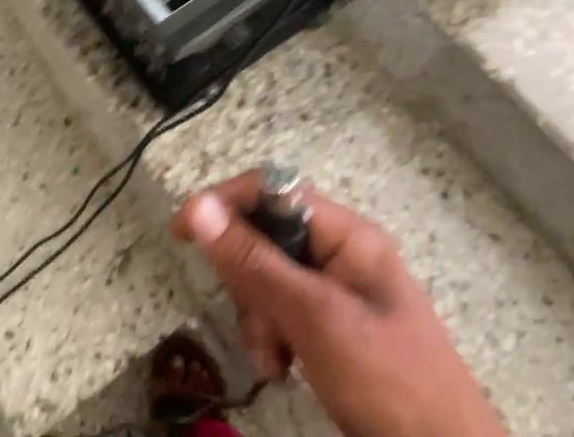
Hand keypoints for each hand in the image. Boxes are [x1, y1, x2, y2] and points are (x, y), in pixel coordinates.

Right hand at [175, 172, 505, 436]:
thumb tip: (197, 205)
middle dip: (247, 281)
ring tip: (275, 359)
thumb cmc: (389, 381)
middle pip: (262, 237)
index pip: (271, 191)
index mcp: (347, 236)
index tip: (183, 234)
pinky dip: (271, 339)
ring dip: (257, 318)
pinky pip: (280, 313)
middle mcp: (340, 254)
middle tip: (256, 319)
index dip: (224, 203)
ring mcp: (336, 292)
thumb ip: (255, 262)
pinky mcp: (330, 327)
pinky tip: (282, 368)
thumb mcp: (316, 318)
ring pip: (265, 280)